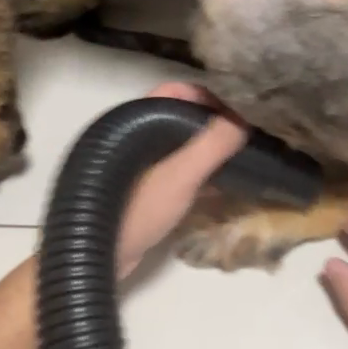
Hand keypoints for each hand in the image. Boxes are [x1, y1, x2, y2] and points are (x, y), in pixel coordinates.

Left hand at [115, 83, 247, 278]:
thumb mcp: (181, 175)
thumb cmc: (138, 209)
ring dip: (208, 147)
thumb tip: (246, 121)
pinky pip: (177, 166)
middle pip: (182, 115)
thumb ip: (214, 144)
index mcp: (138, 120)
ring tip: (241, 154)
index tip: (240, 111)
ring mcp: (139, 162)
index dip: (209, 96)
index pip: (178, 91)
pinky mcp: (142, 186)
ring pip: (180, 143)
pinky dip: (199, 169)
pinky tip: (222, 181)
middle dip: (214, 122)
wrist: (101, 258)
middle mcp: (136, 134)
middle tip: (246, 133)